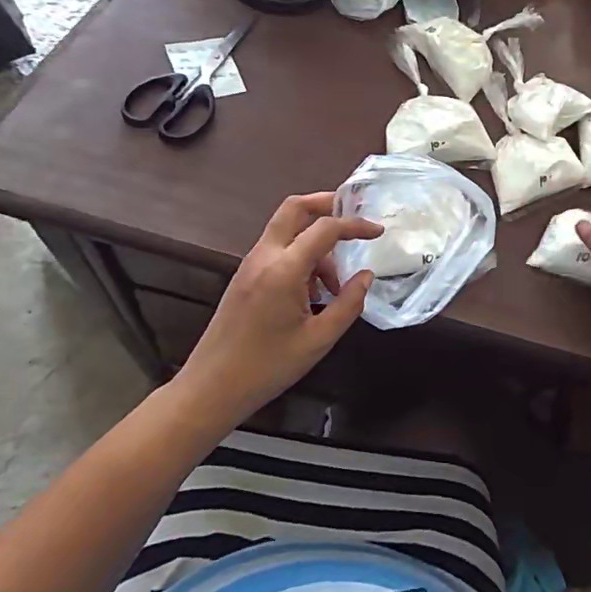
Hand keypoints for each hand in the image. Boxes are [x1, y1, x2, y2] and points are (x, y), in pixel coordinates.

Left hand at [174, 193, 381, 426]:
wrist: (212, 387)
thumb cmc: (268, 367)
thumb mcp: (319, 340)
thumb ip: (348, 304)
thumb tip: (366, 275)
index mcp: (283, 269)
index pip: (324, 229)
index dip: (355, 225)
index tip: (378, 232)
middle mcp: (264, 256)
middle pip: (294, 208)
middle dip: (325, 204)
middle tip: (352, 217)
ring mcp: (250, 264)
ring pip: (286, 231)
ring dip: (314, 243)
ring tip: (334, 287)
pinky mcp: (244, 276)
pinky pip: (277, 251)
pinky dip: (299, 256)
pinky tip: (312, 293)